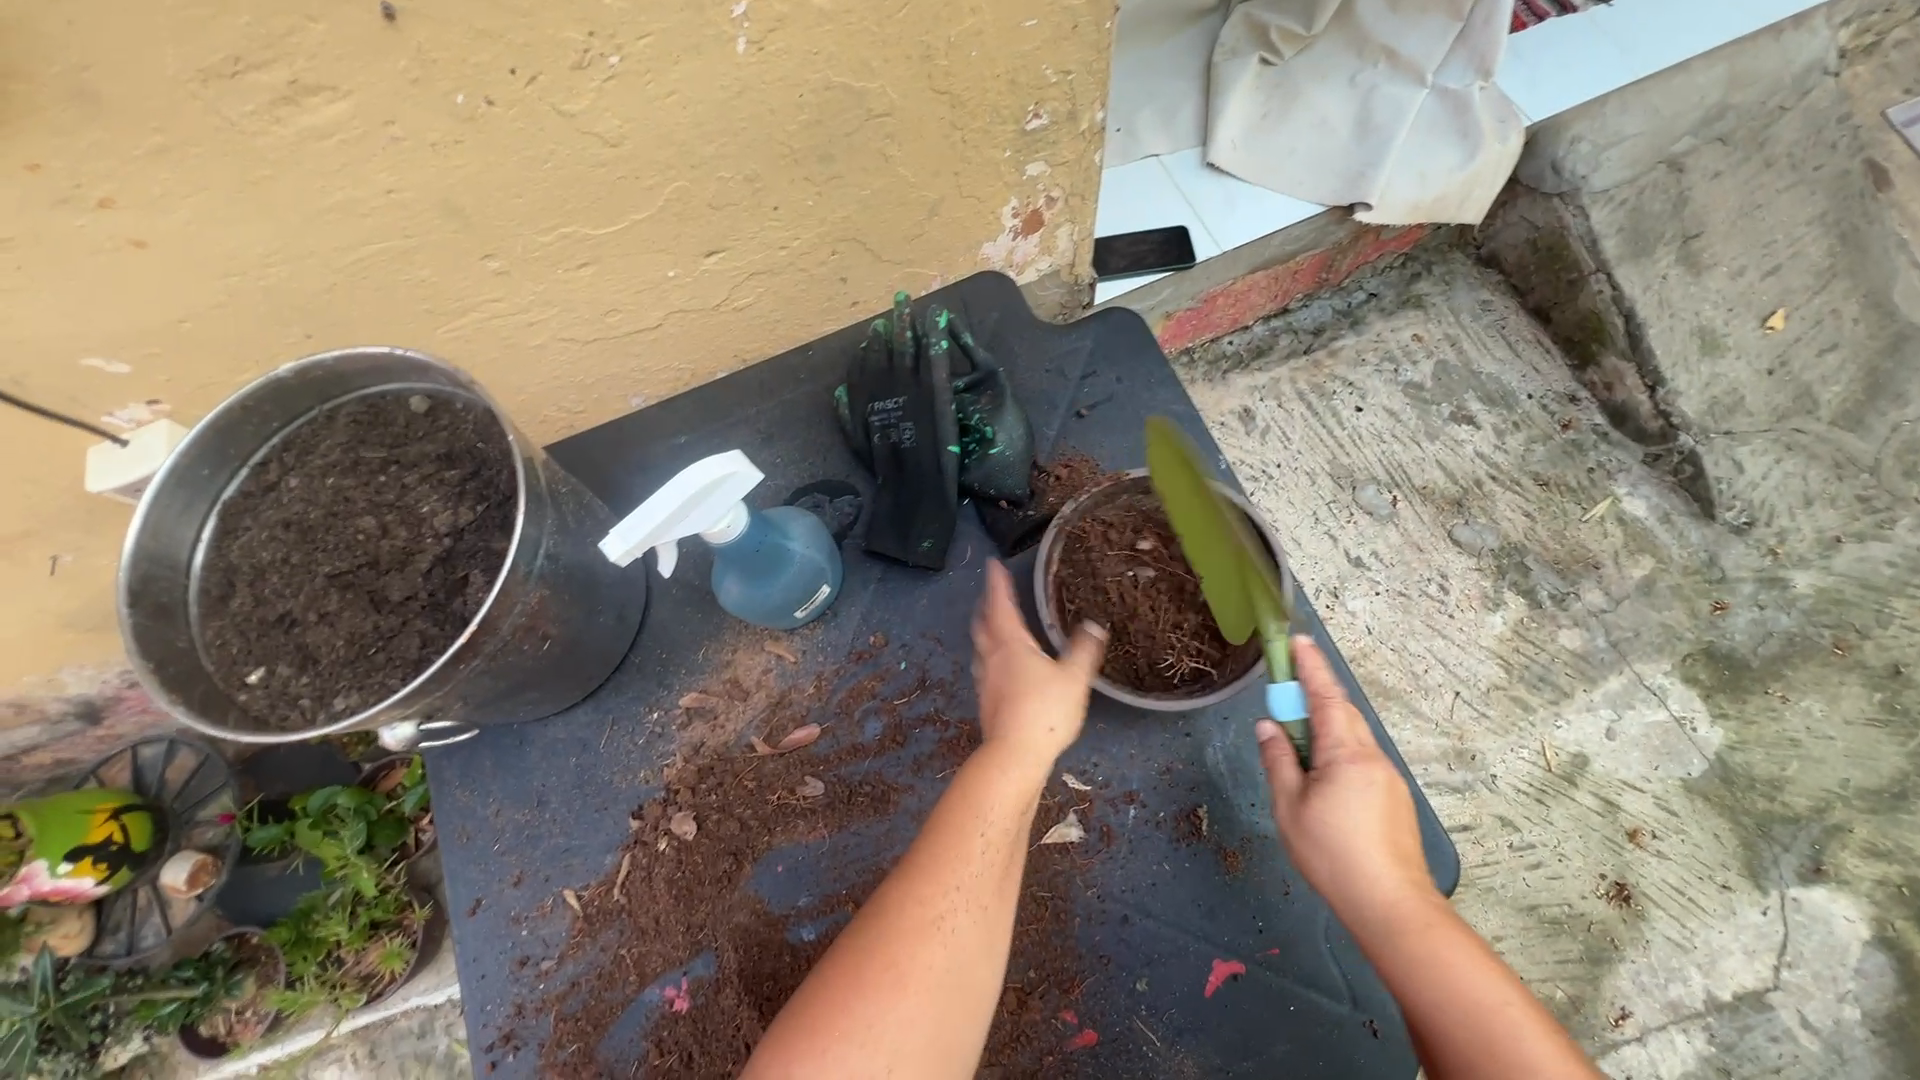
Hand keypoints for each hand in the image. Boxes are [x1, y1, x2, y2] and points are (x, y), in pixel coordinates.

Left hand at [970, 561, 1105, 766]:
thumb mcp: (1073, 678)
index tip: (992, 565)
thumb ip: (1084, 651)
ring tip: (991, 624)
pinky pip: (983, 666)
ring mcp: (985, 680)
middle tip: (991, 592)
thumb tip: (1094, 626)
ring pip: (980, 646)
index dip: (997, 584)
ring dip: (984, 629)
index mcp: (1011, 644)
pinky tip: (996, 666)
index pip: (1000, 606)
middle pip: (983, 624)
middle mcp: (992, 657)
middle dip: (986, 605)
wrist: (1014, 754)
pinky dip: (988, 654)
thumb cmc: (1045, 711)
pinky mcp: (985, 700)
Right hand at [1256, 636, 1434, 920]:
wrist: (1390, 904)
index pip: (1325, 697)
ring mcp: (1388, 779)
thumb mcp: (1289, 806)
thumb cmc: (1332, 853)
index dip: (1310, 667)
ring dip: (1325, 727)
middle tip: (1287, 690)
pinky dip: (1337, 752)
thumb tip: (1268, 726)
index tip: (1298, 641)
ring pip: (1352, 739)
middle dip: (1315, 695)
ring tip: (1297, 741)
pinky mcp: (1393, 800)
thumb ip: (1278, 760)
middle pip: (1342, 714)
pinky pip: (1360, 760)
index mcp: (1346, 753)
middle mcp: (1372, 757)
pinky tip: (1321, 776)